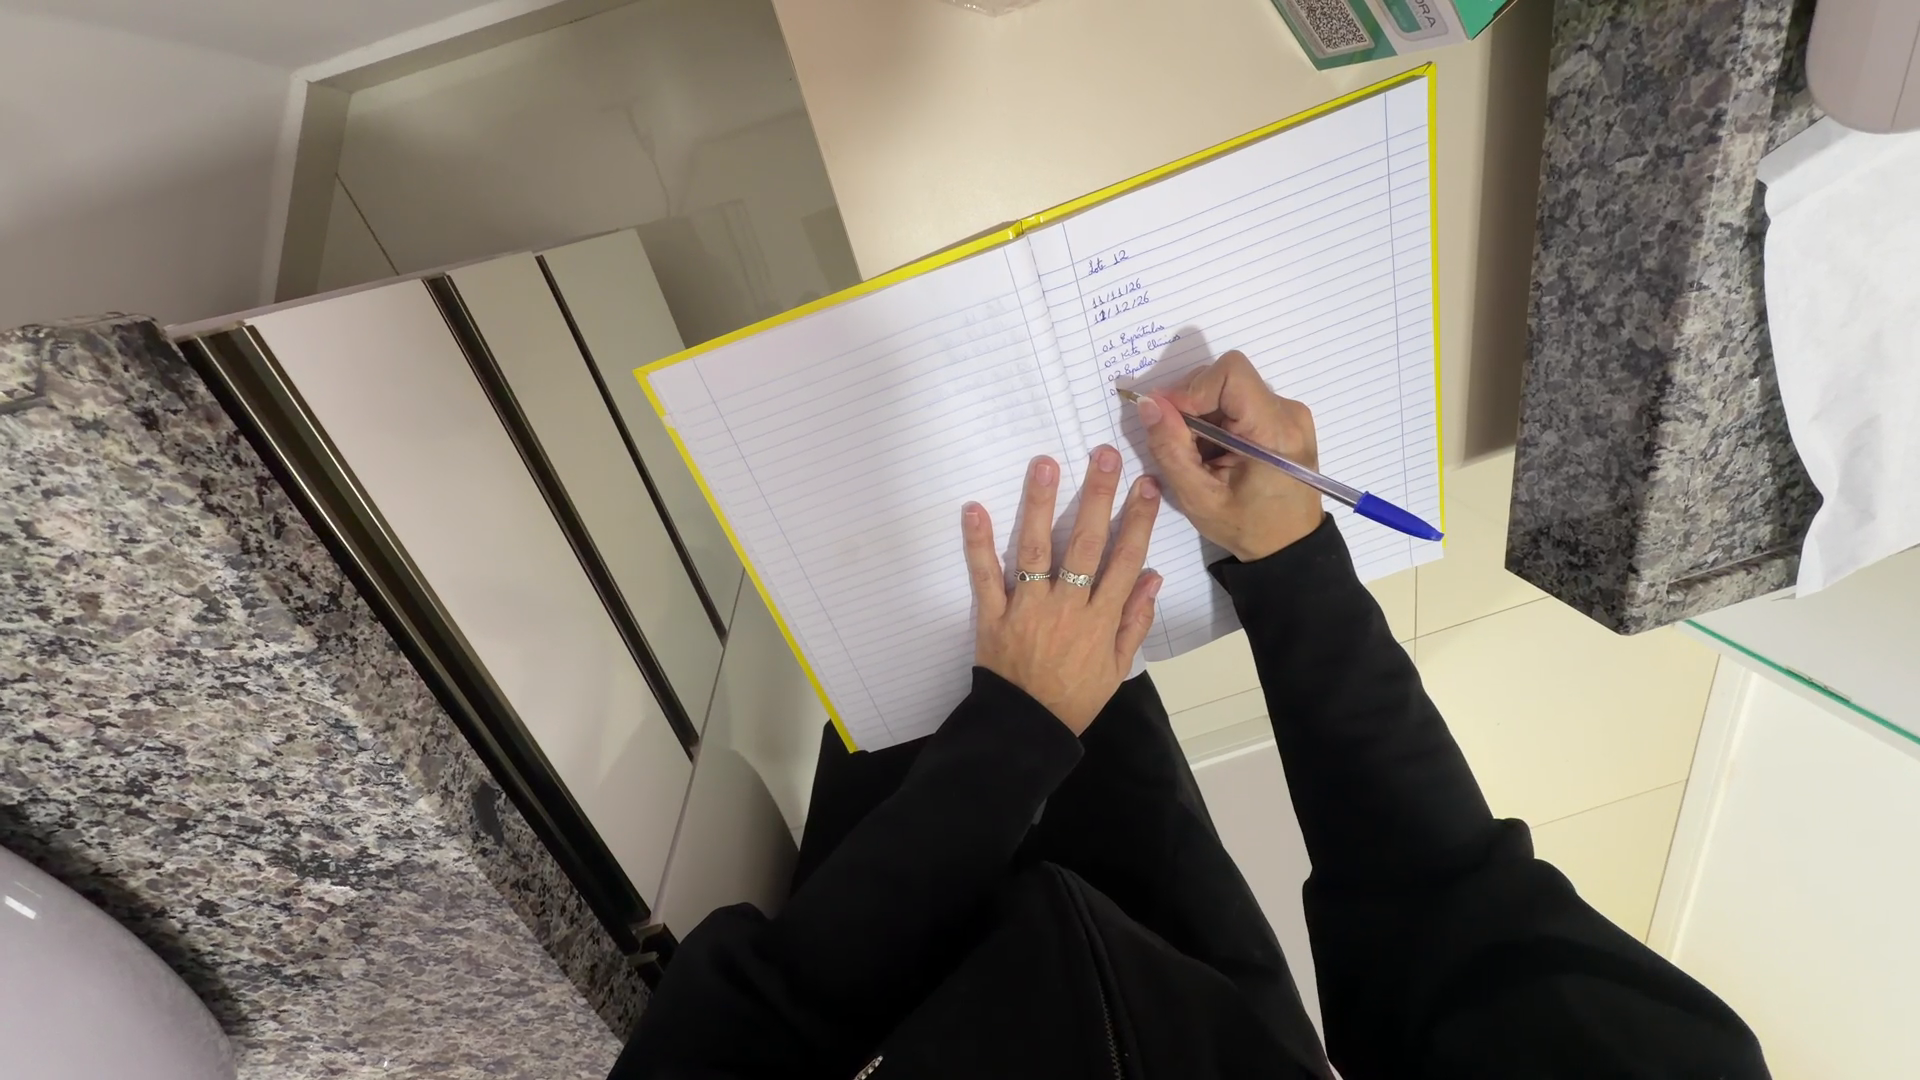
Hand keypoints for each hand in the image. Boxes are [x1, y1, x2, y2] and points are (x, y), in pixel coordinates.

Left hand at [961, 446, 1161, 734]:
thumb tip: (1154, 575)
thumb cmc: (1075, 697)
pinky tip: (974, 509)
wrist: (1026, 728)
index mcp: (1100, 619)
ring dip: (1040, 505)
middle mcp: (1067, 606)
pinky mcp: (993, 614)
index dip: (1138, 520)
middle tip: (1102, 454)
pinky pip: (985, 576)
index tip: (1146, 483)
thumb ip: (1135, 620)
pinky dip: (978, 544)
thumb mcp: (1117, 667)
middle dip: (1096, 496)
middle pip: (1084, 544)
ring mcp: (1027, 607)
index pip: (1125, 560)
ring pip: (1035, 550)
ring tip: (1045, 464)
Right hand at [1136, 351, 1323, 562]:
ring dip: (1202, 417)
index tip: (1172, 421)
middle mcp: (1288, 412)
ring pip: (1228, 390)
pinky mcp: (1283, 418)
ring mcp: (1289, 413)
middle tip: (1182, 446)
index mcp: (1274, 430)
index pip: (1230, 372)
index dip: (1193, 389)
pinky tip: (1215, 453)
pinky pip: (1239, 403)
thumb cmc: (1246, 527)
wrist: (1289, 545)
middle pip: (1226, 379)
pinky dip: (1216, 423)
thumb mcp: (1198, 497)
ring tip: (1200, 455)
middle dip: (1193, 406)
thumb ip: (1170, 448)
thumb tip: (1148, 403)